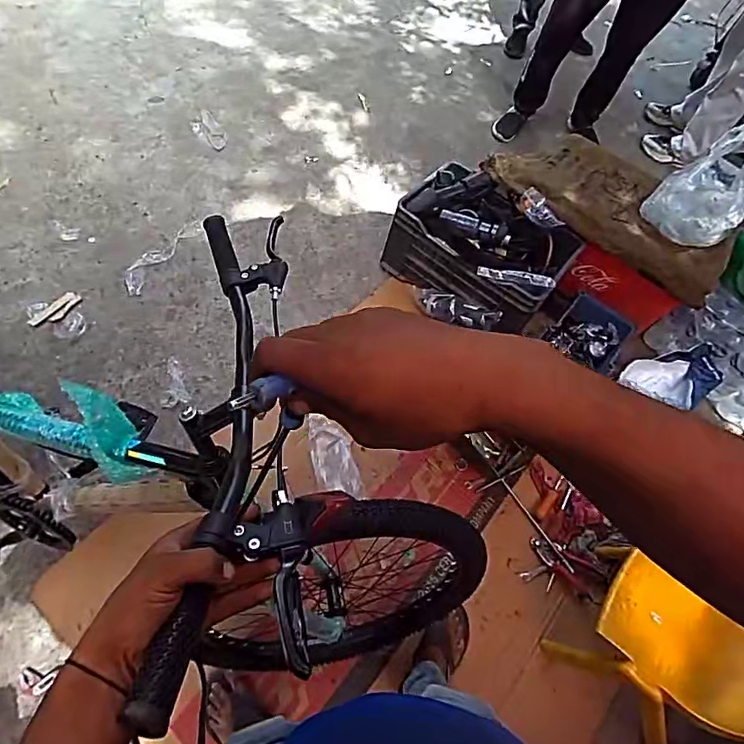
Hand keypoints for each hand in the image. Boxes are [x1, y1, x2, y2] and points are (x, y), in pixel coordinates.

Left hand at [74, 519, 276, 687]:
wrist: (122, 657)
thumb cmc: (129, 610)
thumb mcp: (163, 573)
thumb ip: (198, 563)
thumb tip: (227, 564)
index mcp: (174, 547)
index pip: (209, 527)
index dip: (231, 522)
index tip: (255, 516)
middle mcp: (187, 567)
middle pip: (225, 552)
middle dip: (249, 548)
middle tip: (274, 544)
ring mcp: (195, 592)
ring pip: (231, 577)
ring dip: (254, 571)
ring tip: (277, 563)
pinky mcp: (202, 616)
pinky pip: (230, 602)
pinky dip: (249, 595)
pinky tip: (264, 588)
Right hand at [252, 307, 556, 449]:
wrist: (485, 374)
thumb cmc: (427, 410)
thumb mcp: (369, 427)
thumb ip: (326, 409)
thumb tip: (299, 397)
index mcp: (329, 362)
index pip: (269, 352)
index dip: (259, 375)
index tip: (270, 399)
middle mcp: (338, 332)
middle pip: (290, 342)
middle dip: (287, 371)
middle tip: (306, 401)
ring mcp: (362, 319)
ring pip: (318, 335)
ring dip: (314, 360)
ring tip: (344, 389)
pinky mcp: (384, 316)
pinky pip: (345, 330)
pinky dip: (340, 349)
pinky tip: (371, 372)